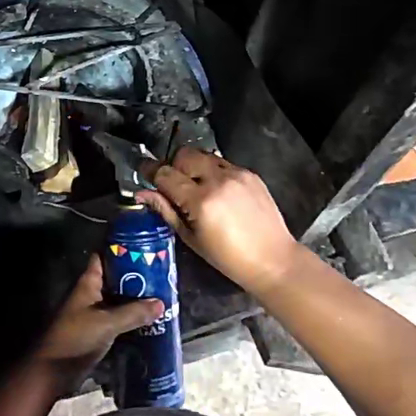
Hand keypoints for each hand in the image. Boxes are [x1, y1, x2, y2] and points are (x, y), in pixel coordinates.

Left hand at [30, 254, 164, 389]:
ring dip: (134, 299)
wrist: (54, 371)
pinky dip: (130, 317)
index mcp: (88, 283)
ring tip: (161, 297)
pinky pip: (117, 318)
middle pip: (114, 279)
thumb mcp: (107, 323)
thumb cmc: (76, 338)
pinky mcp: (96, 331)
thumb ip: (133, 313)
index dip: (120, 251)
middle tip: (161, 276)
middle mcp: (90, 294)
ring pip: (117, 300)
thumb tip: (161, 303)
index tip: (144, 249)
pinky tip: (149, 320)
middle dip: (134, 277)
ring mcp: (93, 313)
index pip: (103, 257)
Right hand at [137, 147, 303, 292]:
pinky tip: (217, 191)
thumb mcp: (191, 238)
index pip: (166, 173)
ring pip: (203, 155)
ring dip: (193, 166)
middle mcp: (218, 180)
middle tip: (172, 184)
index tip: (144, 172)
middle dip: (173, 166)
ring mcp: (237, 174)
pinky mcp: (250, 174)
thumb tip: (142, 194)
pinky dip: (213, 171)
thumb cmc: (228, 258)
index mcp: (201, 201)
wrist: (273, 260)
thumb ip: (166, 211)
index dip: (150, 171)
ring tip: (195, 187)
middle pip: (183, 155)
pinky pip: (222, 163)